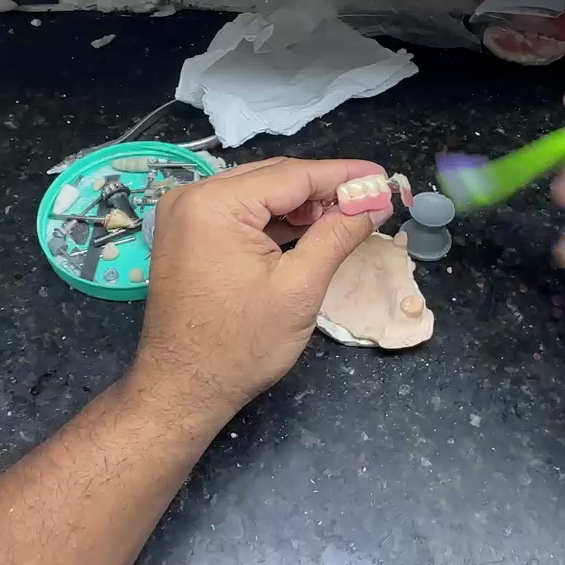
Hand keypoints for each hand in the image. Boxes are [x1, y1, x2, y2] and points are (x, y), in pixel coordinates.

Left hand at [133, 157, 389, 423]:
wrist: (182, 390)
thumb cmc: (240, 346)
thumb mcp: (300, 287)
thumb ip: (338, 234)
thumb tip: (375, 202)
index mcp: (215, 203)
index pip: (293, 175)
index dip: (343, 175)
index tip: (383, 177)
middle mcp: (193, 195)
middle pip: (274, 178)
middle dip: (324, 189)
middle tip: (371, 197)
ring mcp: (185, 214)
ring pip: (258, 193)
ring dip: (302, 204)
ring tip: (347, 213)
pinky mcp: (187, 233)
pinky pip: (240, 212)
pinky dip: (274, 219)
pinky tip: (309, 227)